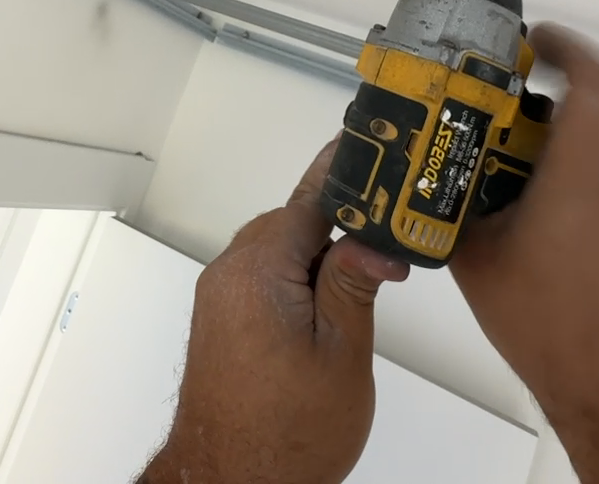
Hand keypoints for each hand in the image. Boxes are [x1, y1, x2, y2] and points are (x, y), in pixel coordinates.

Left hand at [141, 139, 409, 483]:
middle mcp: (231, 270)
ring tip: (354, 279)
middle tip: (379, 234)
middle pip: (290, 223)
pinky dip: (290, 272)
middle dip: (334, 225)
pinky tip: (318, 301)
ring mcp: (221, 291)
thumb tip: (373, 242)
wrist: (231, 480)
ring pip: (275, 246)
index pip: (308, 202)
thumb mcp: (341, 355)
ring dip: (312, 252)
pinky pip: (259, 270)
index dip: (344, 179)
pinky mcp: (219, 312)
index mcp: (261, 270)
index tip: (365, 148)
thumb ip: (353, 285)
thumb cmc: (286, 432)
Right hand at [450, 24, 598, 482]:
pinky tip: (573, 202)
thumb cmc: (548, 323)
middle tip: (524, 90)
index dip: (567, 49)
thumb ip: (461, 203)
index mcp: (584, 177)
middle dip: (571, 80)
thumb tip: (440, 176)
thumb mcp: (479, 258)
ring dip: (590, 122)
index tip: (536, 40)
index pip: (593, 85)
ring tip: (543, 146)